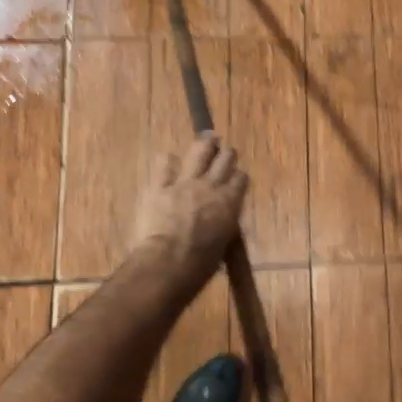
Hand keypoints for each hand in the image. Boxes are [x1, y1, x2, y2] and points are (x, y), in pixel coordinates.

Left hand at [133, 133, 247, 280]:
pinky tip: (169, 158)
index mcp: (230, 202)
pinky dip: (168, 160)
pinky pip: (165, 165)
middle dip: (226, 154)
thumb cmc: (201, 264)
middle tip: (225, 151)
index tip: (236, 177)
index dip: (238, 176)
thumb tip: (223, 223)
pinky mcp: (160, 186)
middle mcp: (211, 186)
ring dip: (205, 143)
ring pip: (200, 151)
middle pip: (225, 159)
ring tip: (208, 137)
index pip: (241, 179)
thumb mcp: (224, 245)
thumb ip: (225, 225)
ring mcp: (185, 183)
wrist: (169, 262)